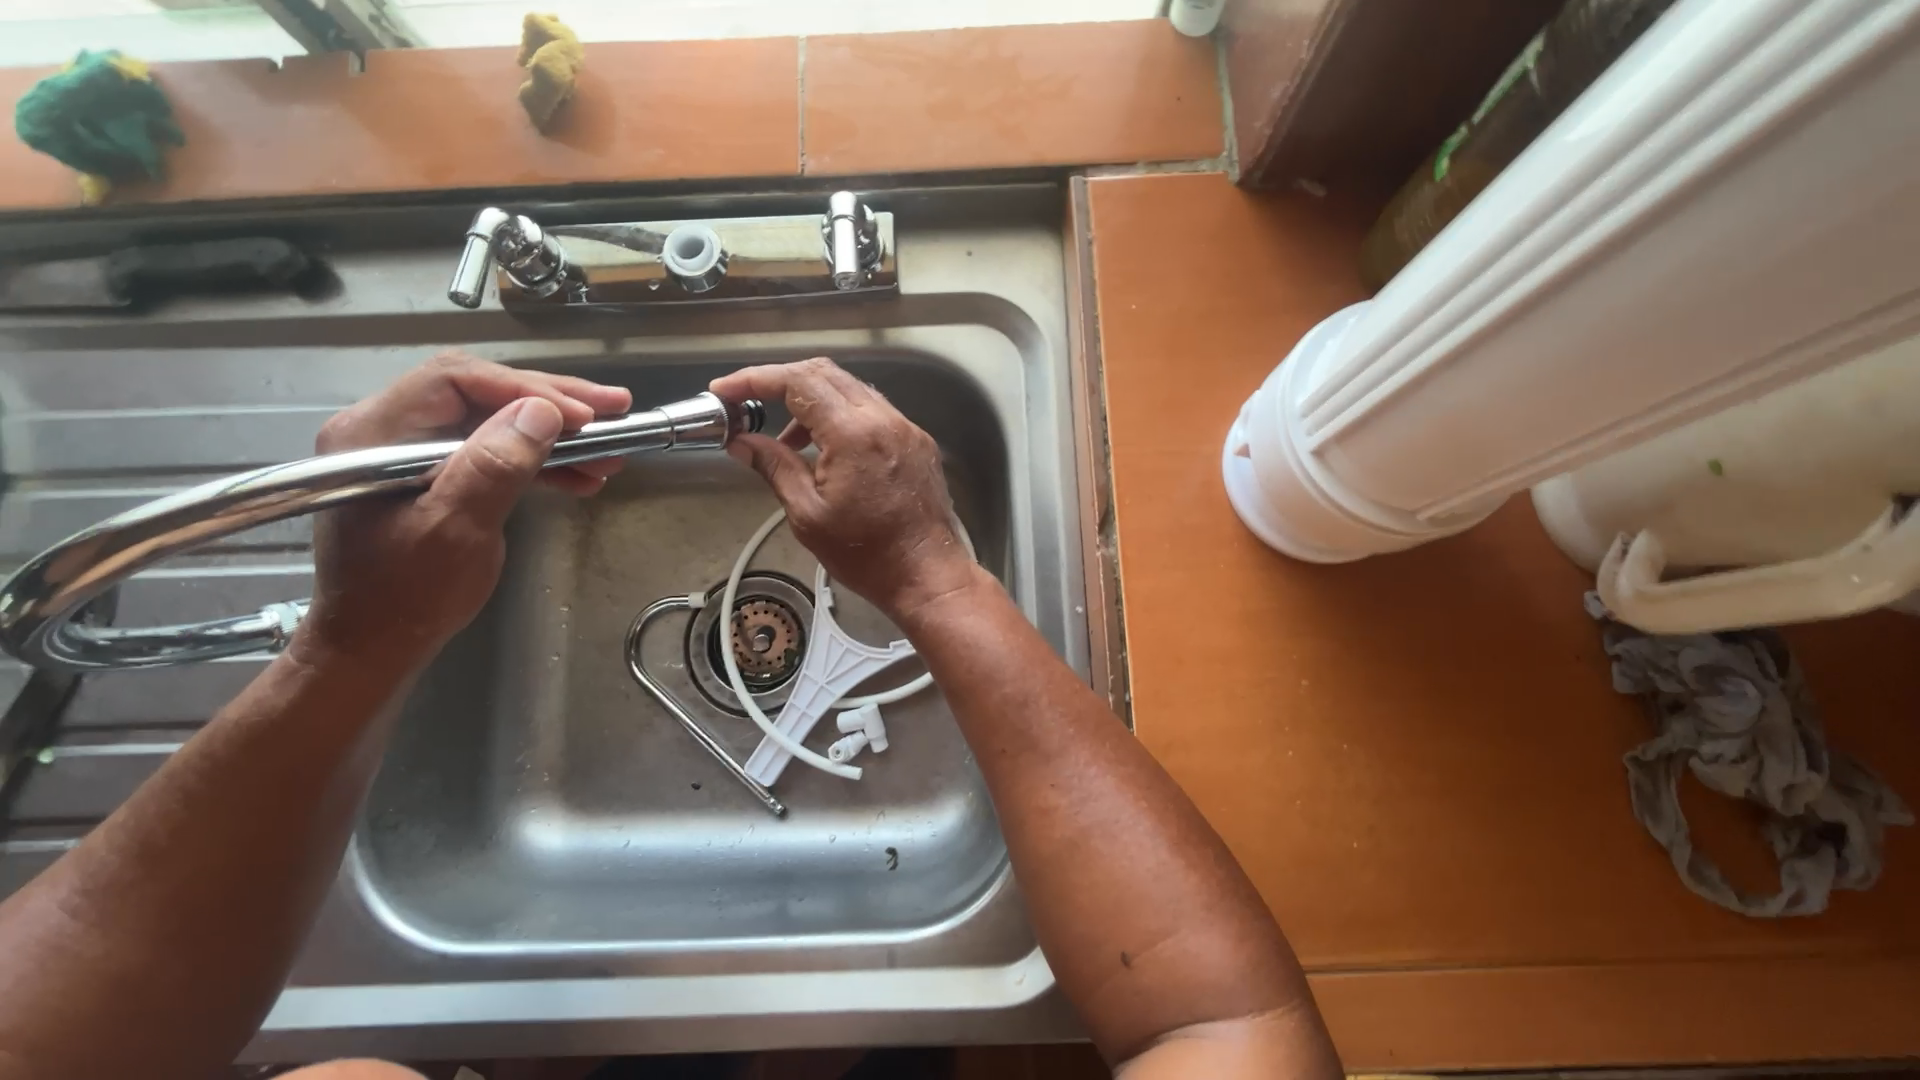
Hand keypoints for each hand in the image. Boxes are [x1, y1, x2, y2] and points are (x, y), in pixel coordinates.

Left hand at [298, 353, 631, 669]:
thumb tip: (543, 413)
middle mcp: (387, 428)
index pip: (456, 380)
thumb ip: (494, 466)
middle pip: (480, 392)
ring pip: (494, 420)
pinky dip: (540, 459)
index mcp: (374, 433)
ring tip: (610, 447)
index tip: (582, 415)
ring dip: (556, 433)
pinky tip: (582, 473)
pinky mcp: (435, 473)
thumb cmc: (407, 595)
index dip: (525, 390)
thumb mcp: (456, 530)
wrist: (376, 643)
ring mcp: (411, 450)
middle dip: (552, 402)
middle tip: (614, 409)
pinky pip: (494, 450)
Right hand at [710, 357, 981, 622]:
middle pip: (824, 373)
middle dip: (780, 381)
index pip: (797, 382)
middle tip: (749, 404)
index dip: (754, 380)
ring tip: (788, 440)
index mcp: (853, 433)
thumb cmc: (867, 555)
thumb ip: (775, 467)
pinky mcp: (917, 442)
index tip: (724, 391)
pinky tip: (826, 449)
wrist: (927, 575)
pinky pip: (873, 411)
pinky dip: (842, 416)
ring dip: (812, 400)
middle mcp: (883, 419)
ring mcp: (905, 428)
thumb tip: (741, 443)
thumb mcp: (808, 515)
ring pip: (850, 388)